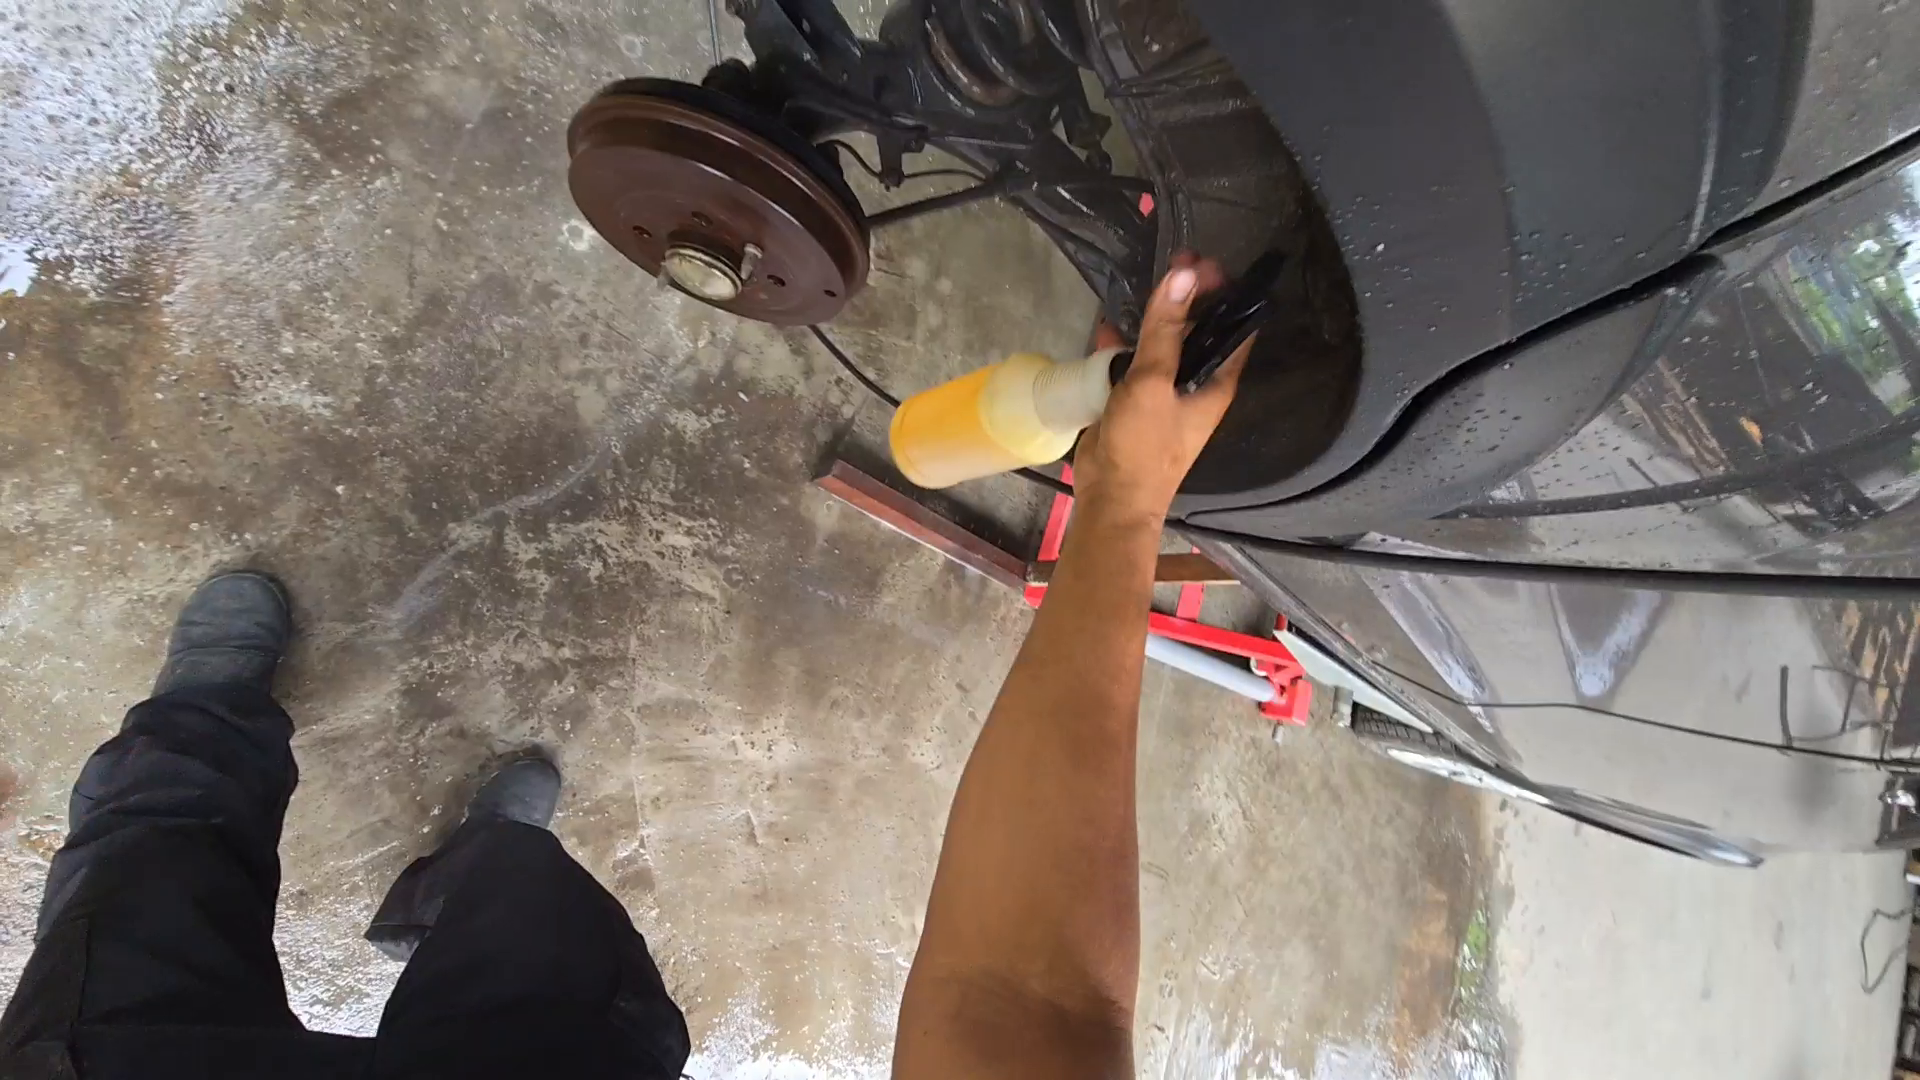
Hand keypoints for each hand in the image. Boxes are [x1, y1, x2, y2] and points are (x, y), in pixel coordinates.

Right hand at [1072, 253, 1252, 525]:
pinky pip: (1131, 365)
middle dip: (1185, 298)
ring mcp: (1161, 393)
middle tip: (1172, 261)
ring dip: (1151, 320)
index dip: (1223, 293)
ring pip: (1161, 346)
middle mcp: (1194, 385)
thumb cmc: (1143, 445)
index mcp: (1216, 382)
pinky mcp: (1131, 402)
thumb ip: (1165, 330)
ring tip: (1140, 285)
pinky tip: (1107, 326)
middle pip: (1196, 331)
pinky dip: (1122, 346)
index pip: (1233, 327)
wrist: (1111, 497)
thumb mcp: (1153, 382)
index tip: (1203, 262)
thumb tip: (1183, 274)